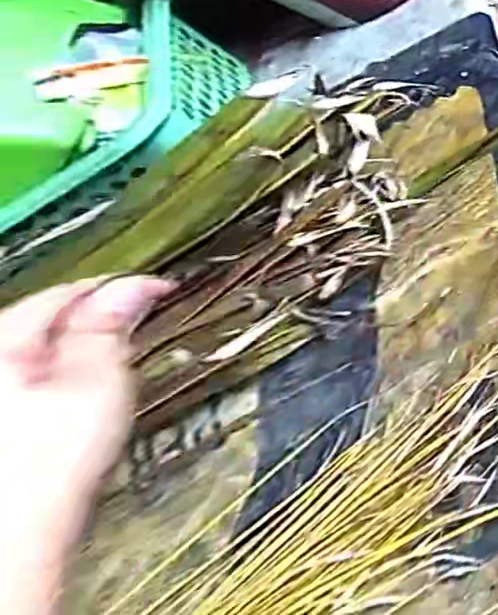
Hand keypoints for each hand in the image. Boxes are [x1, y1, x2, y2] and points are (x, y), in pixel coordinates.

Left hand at [0, 276, 171, 614]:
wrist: (9, 529)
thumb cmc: (47, 463)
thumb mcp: (98, 383)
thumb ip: (109, 330)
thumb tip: (133, 288)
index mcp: (0, 348)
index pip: (64, 295)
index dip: (121, 287)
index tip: (162, 289)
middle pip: (33, 322)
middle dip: (88, 317)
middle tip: (139, 320)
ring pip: (20, 351)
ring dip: (66, 345)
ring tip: (105, 358)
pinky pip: (10, 378)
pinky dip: (43, 372)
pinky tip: (66, 393)